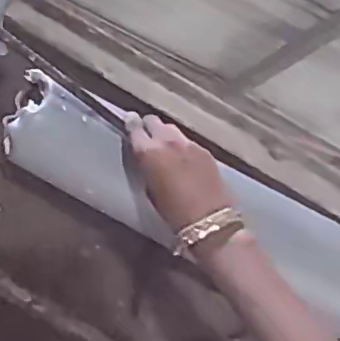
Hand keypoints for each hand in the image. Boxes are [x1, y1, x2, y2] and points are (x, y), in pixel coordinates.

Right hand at [127, 113, 233, 230]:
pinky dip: (182, 146)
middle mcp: (166, 140)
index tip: (130, 126)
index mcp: (148, 151)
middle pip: (153, 120)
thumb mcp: (148, 187)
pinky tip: (186, 160)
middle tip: (149, 139)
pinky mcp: (204, 149)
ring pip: (171, 128)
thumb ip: (144, 164)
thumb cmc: (172, 211)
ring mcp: (187, 142)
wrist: (209, 220)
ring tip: (168, 148)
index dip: (131, 125)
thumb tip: (145, 156)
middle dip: (149, 127)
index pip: (134, 126)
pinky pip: (187, 140)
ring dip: (166, 134)